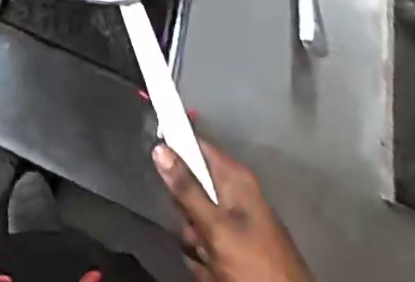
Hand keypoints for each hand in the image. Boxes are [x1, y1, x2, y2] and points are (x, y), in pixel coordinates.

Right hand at [155, 139, 311, 281]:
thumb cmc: (255, 265)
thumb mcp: (216, 228)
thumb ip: (186, 189)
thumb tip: (159, 148)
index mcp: (235, 178)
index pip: (195, 145)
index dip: (175, 152)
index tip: (159, 167)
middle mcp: (235, 193)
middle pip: (190, 187)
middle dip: (185, 214)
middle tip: (194, 232)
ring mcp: (236, 221)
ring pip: (194, 219)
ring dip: (195, 241)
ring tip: (209, 258)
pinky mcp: (236, 245)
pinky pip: (206, 241)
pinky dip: (206, 258)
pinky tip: (216, 272)